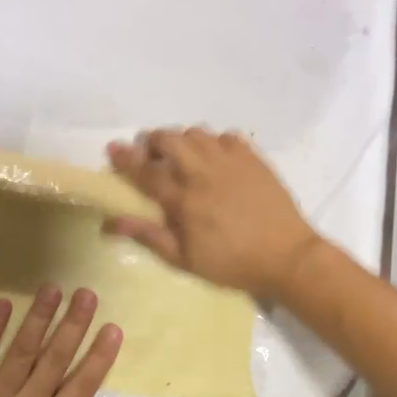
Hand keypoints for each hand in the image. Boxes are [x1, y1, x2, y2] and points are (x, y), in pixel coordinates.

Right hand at [106, 128, 322, 297]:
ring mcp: (231, 161)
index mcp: (184, 199)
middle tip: (151, 153)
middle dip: (153, 141)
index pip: (146, 171)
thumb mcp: (185, 259)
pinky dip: (214, 142)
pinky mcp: (253, 158)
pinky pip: (226, 136)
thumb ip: (148, 235)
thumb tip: (110, 222)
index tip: (113, 149)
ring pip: (197, 132)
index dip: (126, 158)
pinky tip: (215, 158)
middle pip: (169, 139)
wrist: (287, 256)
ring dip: (183, 139)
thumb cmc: (232, 263)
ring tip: (182, 155)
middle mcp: (203, 172)